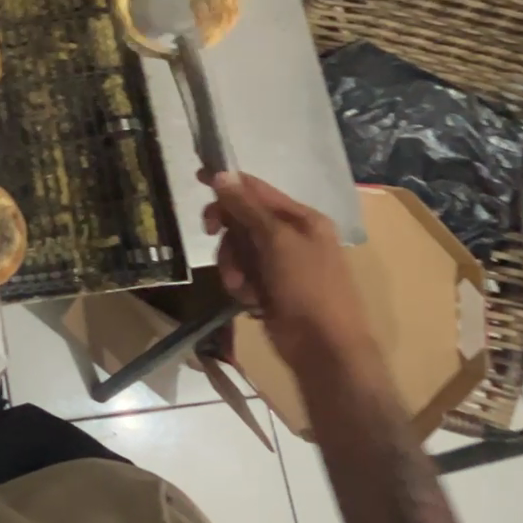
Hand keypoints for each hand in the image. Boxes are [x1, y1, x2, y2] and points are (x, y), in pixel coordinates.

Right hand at [201, 170, 370, 367]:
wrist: (324, 348)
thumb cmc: (308, 287)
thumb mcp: (276, 241)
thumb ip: (246, 207)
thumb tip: (221, 174)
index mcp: (302, 218)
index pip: (257, 189)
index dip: (228, 183)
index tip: (198, 176)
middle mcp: (291, 236)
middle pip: (242, 219)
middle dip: (228, 233)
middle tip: (211, 233)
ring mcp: (280, 263)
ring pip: (237, 248)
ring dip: (232, 265)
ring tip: (242, 285)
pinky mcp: (269, 287)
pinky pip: (241, 273)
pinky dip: (240, 284)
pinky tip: (250, 299)